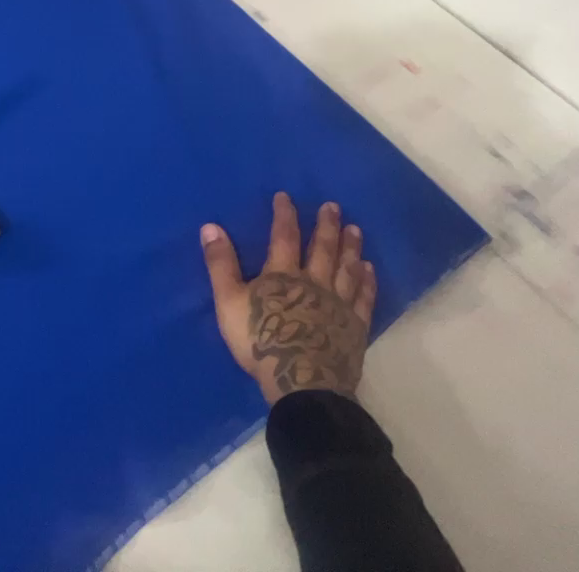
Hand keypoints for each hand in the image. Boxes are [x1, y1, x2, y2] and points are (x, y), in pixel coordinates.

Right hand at [200, 193, 376, 403]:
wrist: (302, 381)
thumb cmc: (260, 339)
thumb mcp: (228, 301)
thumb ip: (220, 264)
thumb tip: (211, 226)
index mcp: (281, 275)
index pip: (284, 237)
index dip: (284, 215)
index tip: (287, 197)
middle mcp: (314, 282)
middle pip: (322, 249)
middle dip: (326, 226)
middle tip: (333, 206)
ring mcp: (338, 304)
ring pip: (345, 269)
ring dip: (350, 248)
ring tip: (355, 230)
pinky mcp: (354, 326)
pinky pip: (363, 297)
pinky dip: (366, 281)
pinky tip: (368, 269)